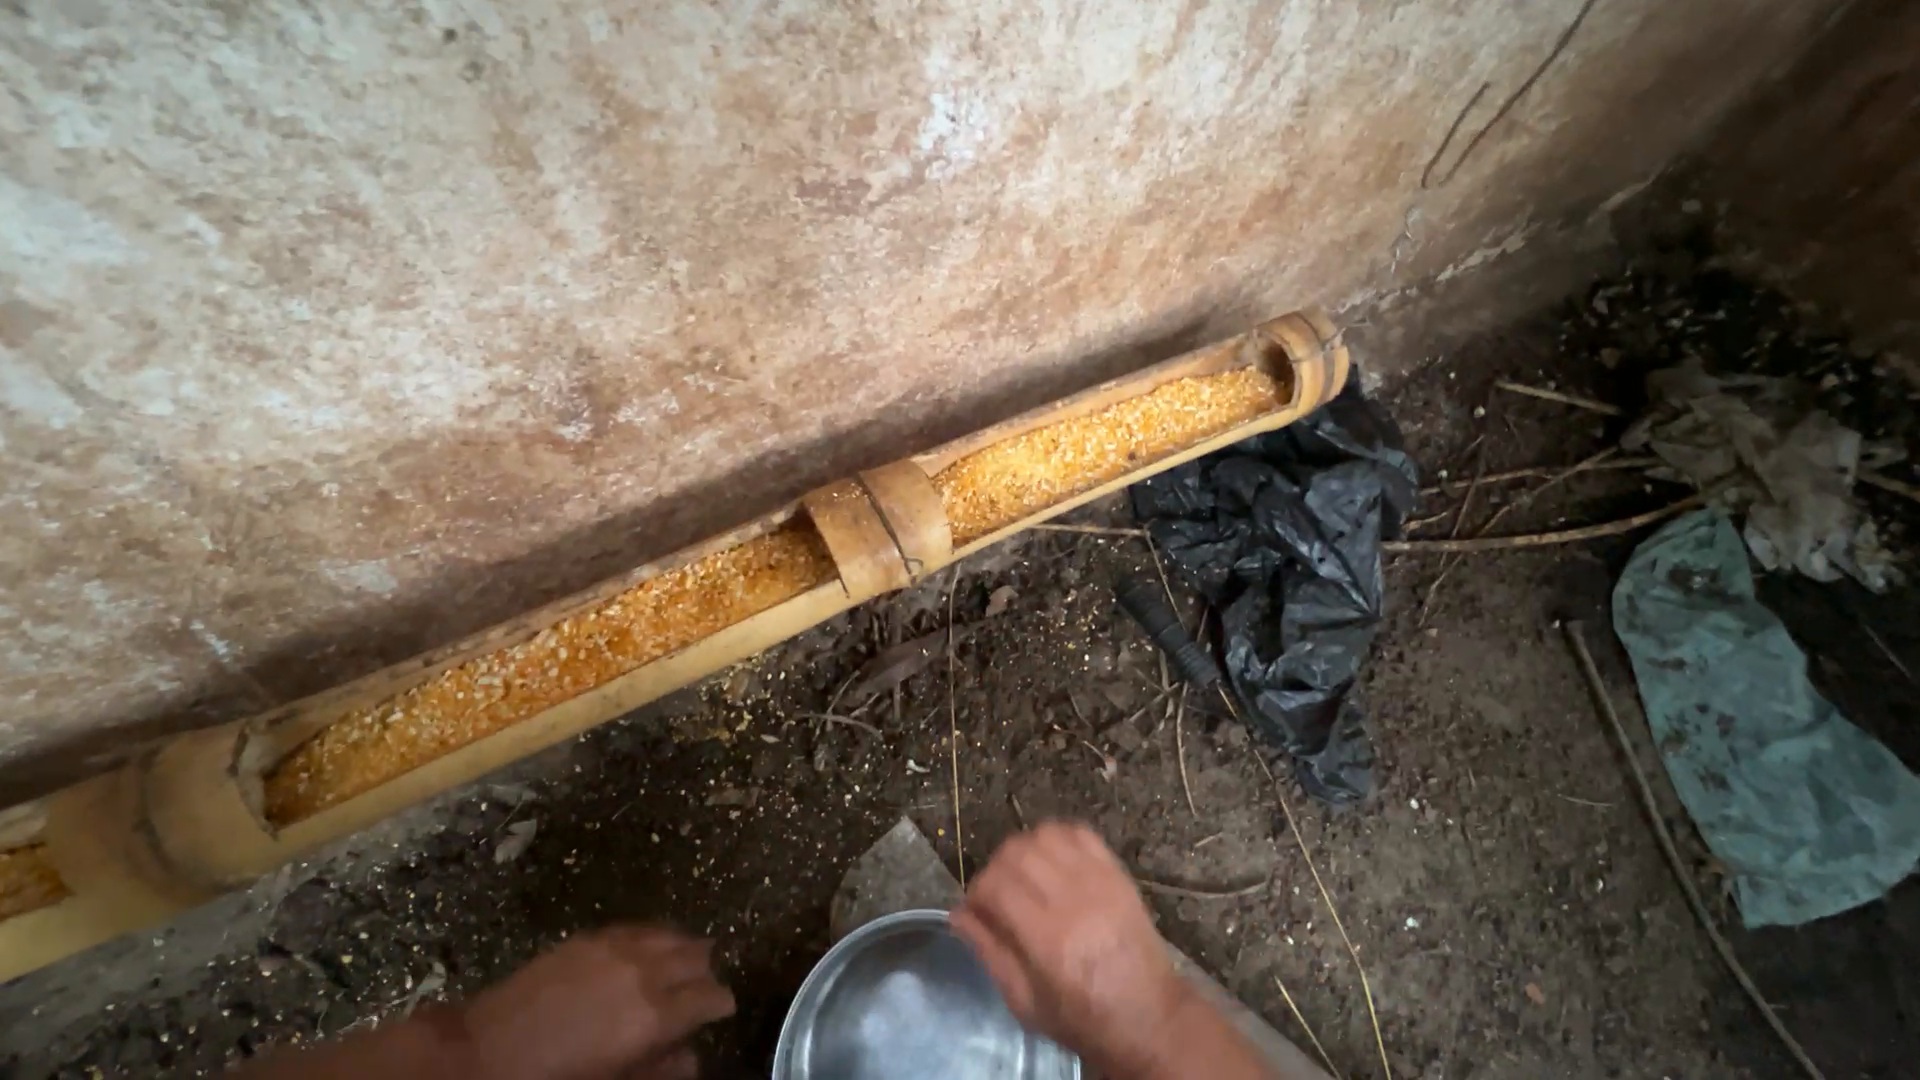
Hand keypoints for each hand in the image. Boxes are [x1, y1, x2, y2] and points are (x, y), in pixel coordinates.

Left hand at [461, 926, 735, 1079]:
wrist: (482, 1052)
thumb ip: (659, 1069)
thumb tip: (693, 1057)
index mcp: (654, 1015)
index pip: (710, 996)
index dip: (721, 1004)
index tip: (721, 1011)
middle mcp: (646, 971)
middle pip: (698, 957)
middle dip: (705, 974)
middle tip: (700, 991)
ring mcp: (619, 947)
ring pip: (674, 934)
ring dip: (684, 950)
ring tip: (682, 965)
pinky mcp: (595, 935)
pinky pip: (642, 926)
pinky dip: (656, 936)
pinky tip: (651, 949)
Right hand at [950, 824, 1195, 1078]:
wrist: (1149, 1017)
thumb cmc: (1082, 1017)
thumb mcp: (1025, 1002)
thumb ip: (989, 953)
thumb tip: (958, 915)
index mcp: (1047, 937)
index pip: (996, 885)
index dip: (976, 891)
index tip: (976, 908)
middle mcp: (1072, 898)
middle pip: (1017, 852)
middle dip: (995, 867)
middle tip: (997, 892)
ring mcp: (1098, 880)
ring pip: (1045, 835)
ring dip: (1025, 849)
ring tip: (1025, 875)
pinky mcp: (1116, 872)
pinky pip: (1079, 833)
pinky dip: (1057, 838)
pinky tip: (1052, 861)